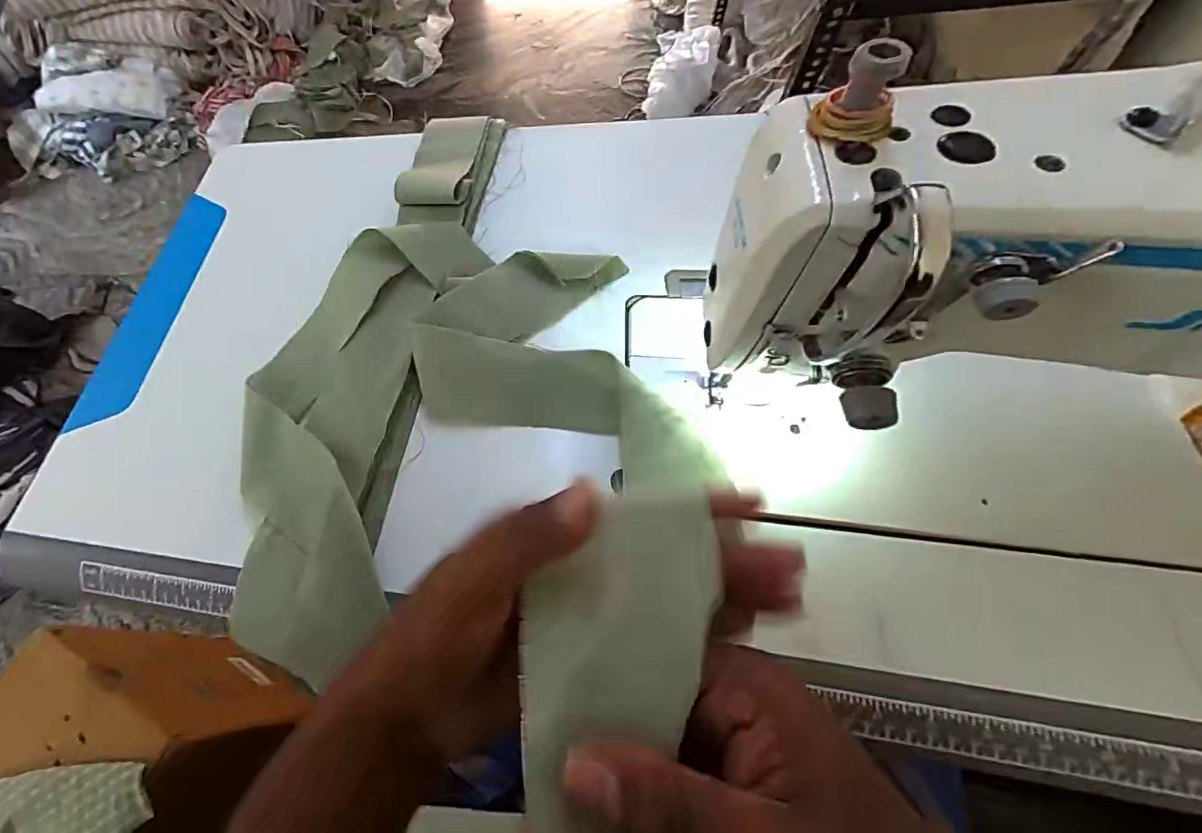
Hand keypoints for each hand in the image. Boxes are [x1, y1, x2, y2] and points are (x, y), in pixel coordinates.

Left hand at [325, 481, 805, 762]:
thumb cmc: (436, 633)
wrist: (413, 708)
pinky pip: (649, 649)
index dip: (682, 508)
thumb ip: (523, 540)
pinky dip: (692, 644)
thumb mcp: (471, 578)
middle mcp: (574, 571)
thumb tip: (592, 494)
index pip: (623, 514)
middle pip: (656, 557)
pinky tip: (737, 648)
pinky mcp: (589, 664)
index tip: (742, 503)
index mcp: (548, 538)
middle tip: (788, 565)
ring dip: (720, 596)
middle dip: (721, 556)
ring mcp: (584, 620)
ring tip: (783, 601)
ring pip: (663, 600)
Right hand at [563, 645, 936, 832]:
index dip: (594, 659)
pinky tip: (592, 781)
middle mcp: (733, 693)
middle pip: (643, 684)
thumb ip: (670, 796)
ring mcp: (730, 733)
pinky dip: (634, 773)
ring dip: (608, 741)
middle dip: (595, 705)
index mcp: (746, 680)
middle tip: (537, 712)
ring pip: (649, 724)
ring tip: (548, 736)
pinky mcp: (729, 769)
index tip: (542, 673)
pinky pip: (666, 755)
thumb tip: (572, 765)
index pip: (650, 646)